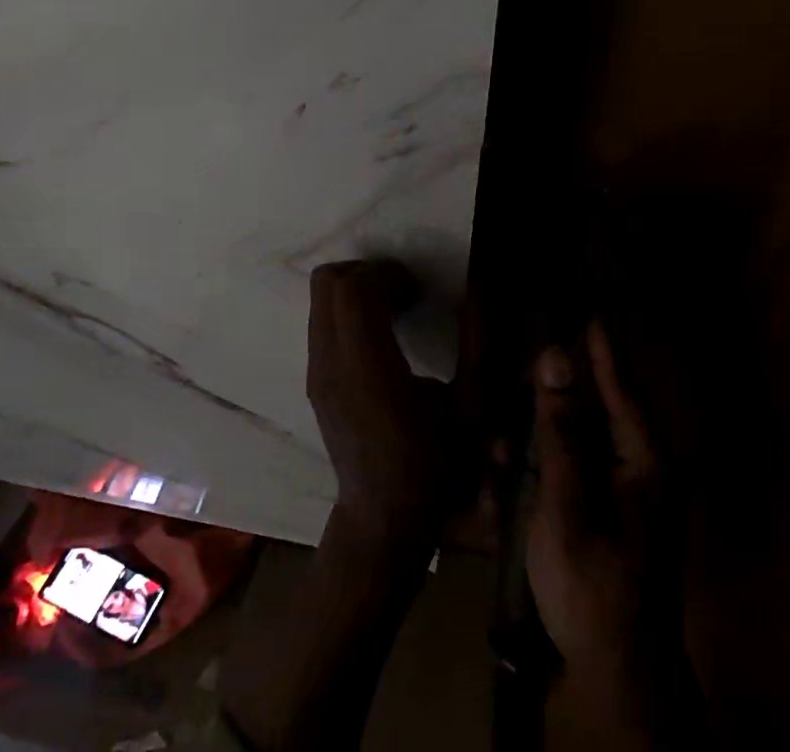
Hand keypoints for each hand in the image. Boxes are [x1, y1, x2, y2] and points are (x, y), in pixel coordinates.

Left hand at [308, 261, 473, 545]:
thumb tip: (476, 297)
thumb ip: (474, 348)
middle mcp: (331, 365)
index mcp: (367, 370)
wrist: (383, 517)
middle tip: (404, 291)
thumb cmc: (432, 468)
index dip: (388, 274)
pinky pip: (321, 322)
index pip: (355, 290)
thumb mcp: (467, 408)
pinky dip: (347, 312)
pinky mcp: (313, 381)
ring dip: (356, 291)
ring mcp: (316, 372)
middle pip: (327, 283)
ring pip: (319, 300)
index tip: (419, 289)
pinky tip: (379, 337)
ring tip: (394, 311)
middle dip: (367, 272)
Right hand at [527, 321, 678, 687]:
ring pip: (588, 433)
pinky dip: (550, 454)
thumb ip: (560, 429)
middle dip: (568, 379)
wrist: (617, 667)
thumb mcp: (568, 502)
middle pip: (603, 404)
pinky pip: (580, 464)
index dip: (599, 342)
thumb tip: (555, 357)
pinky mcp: (611, 508)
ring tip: (518, 402)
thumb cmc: (592, 584)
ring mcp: (629, 489)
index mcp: (646, 458)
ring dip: (552, 419)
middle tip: (536, 345)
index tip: (584, 300)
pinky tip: (517, 458)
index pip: (620, 382)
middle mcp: (643, 465)